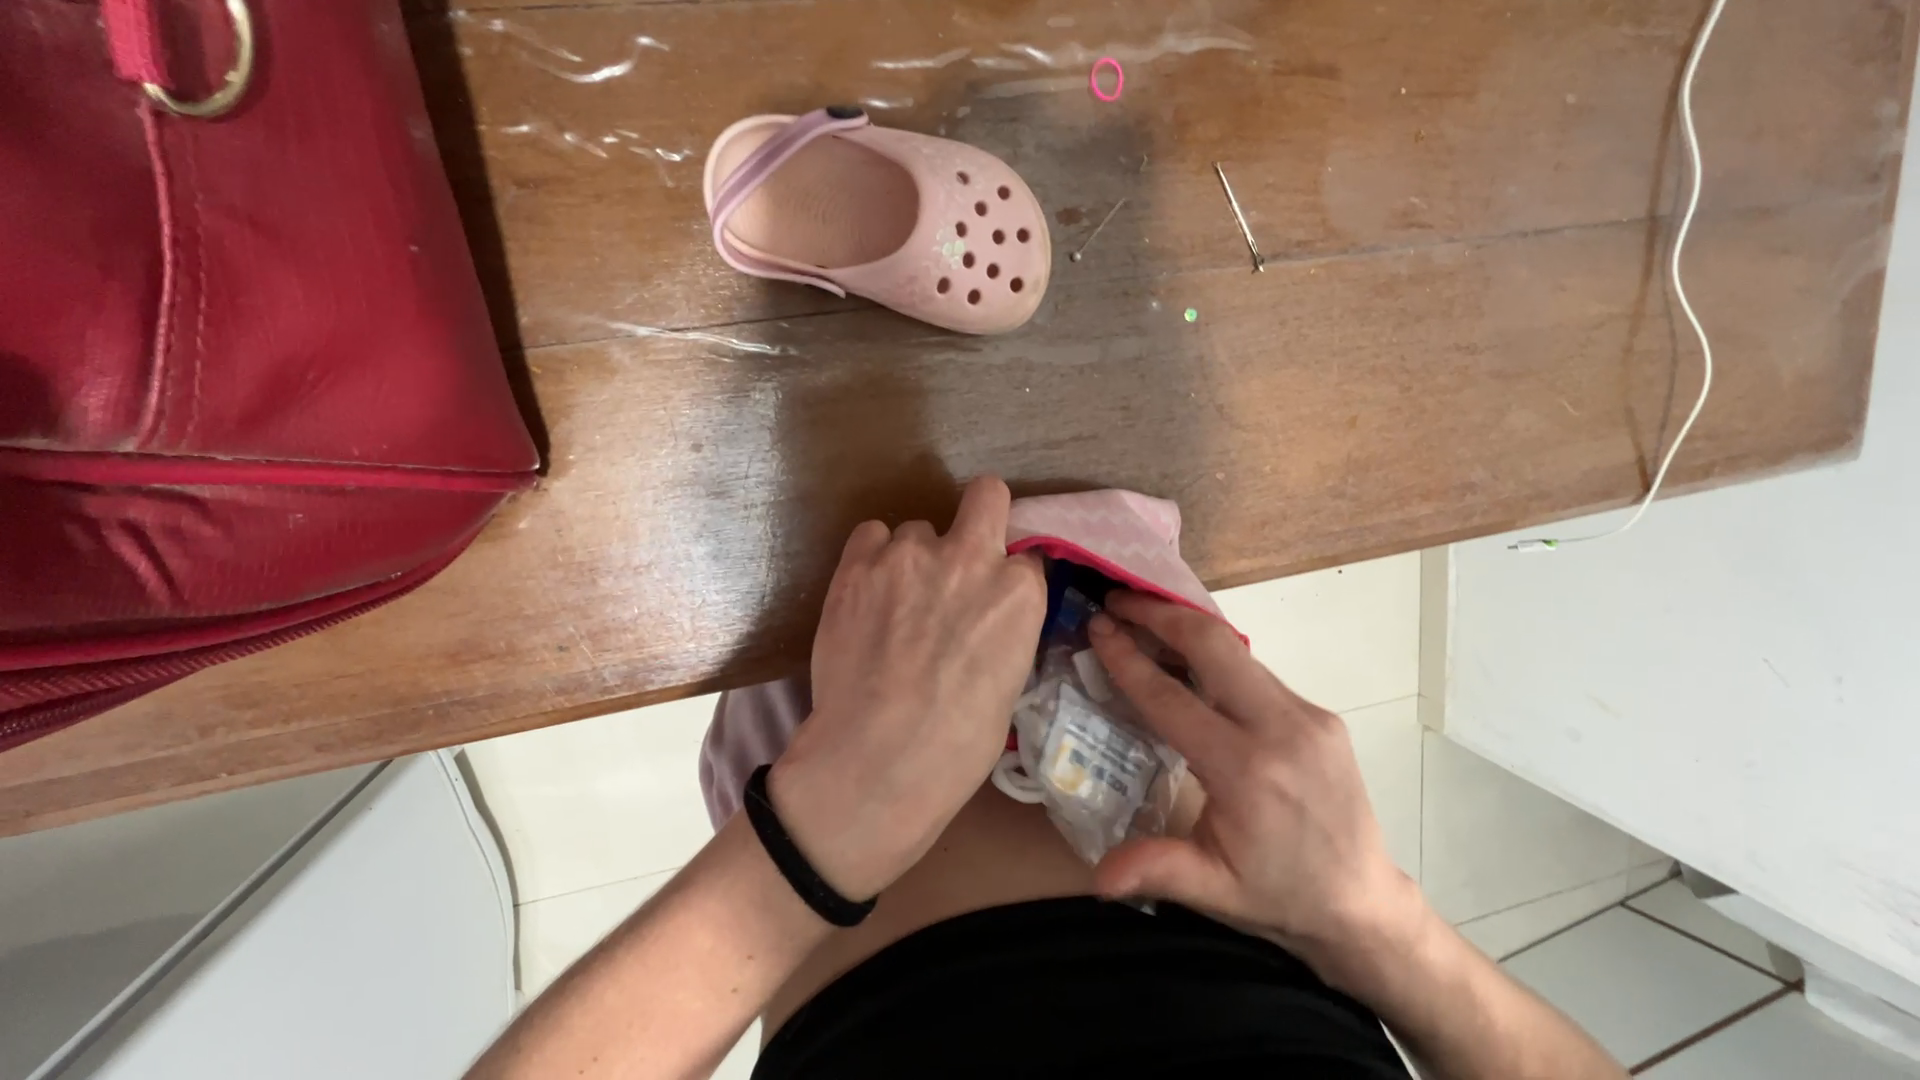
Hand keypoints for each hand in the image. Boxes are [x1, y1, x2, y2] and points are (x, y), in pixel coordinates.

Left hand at [769, 477, 1046, 900]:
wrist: (879, 757)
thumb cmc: (958, 743)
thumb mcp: (1007, 682)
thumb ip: (1000, 630)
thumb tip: (980, 622)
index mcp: (1018, 592)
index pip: (1024, 557)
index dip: (1006, 576)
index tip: (991, 597)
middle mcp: (970, 558)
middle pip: (986, 494)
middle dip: (980, 514)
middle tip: (957, 555)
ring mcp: (911, 555)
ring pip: (915, 529)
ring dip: (912, 558)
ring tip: (892, 605)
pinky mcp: (858, 564)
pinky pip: (870, 536)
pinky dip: (871, 558)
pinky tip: (865, 596)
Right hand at [1086, 592, 1427, 976]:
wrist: (1362, 900)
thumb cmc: (1279, 894)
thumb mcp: (1213, 888)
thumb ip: (1155, 868)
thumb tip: (1095, 878)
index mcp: (1246, 770)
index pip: (1171, 698)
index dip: (1128, 659)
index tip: (1097, 625)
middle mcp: (1281, 728)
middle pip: (1213, 645)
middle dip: (1160, 613)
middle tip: (1118, 597)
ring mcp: (1307, 715)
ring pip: (1237, 651)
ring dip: (1188, 628)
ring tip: (1145, 617)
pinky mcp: (1319, 715)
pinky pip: (1257, 671)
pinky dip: (1216, 655)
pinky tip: (1189, 659)